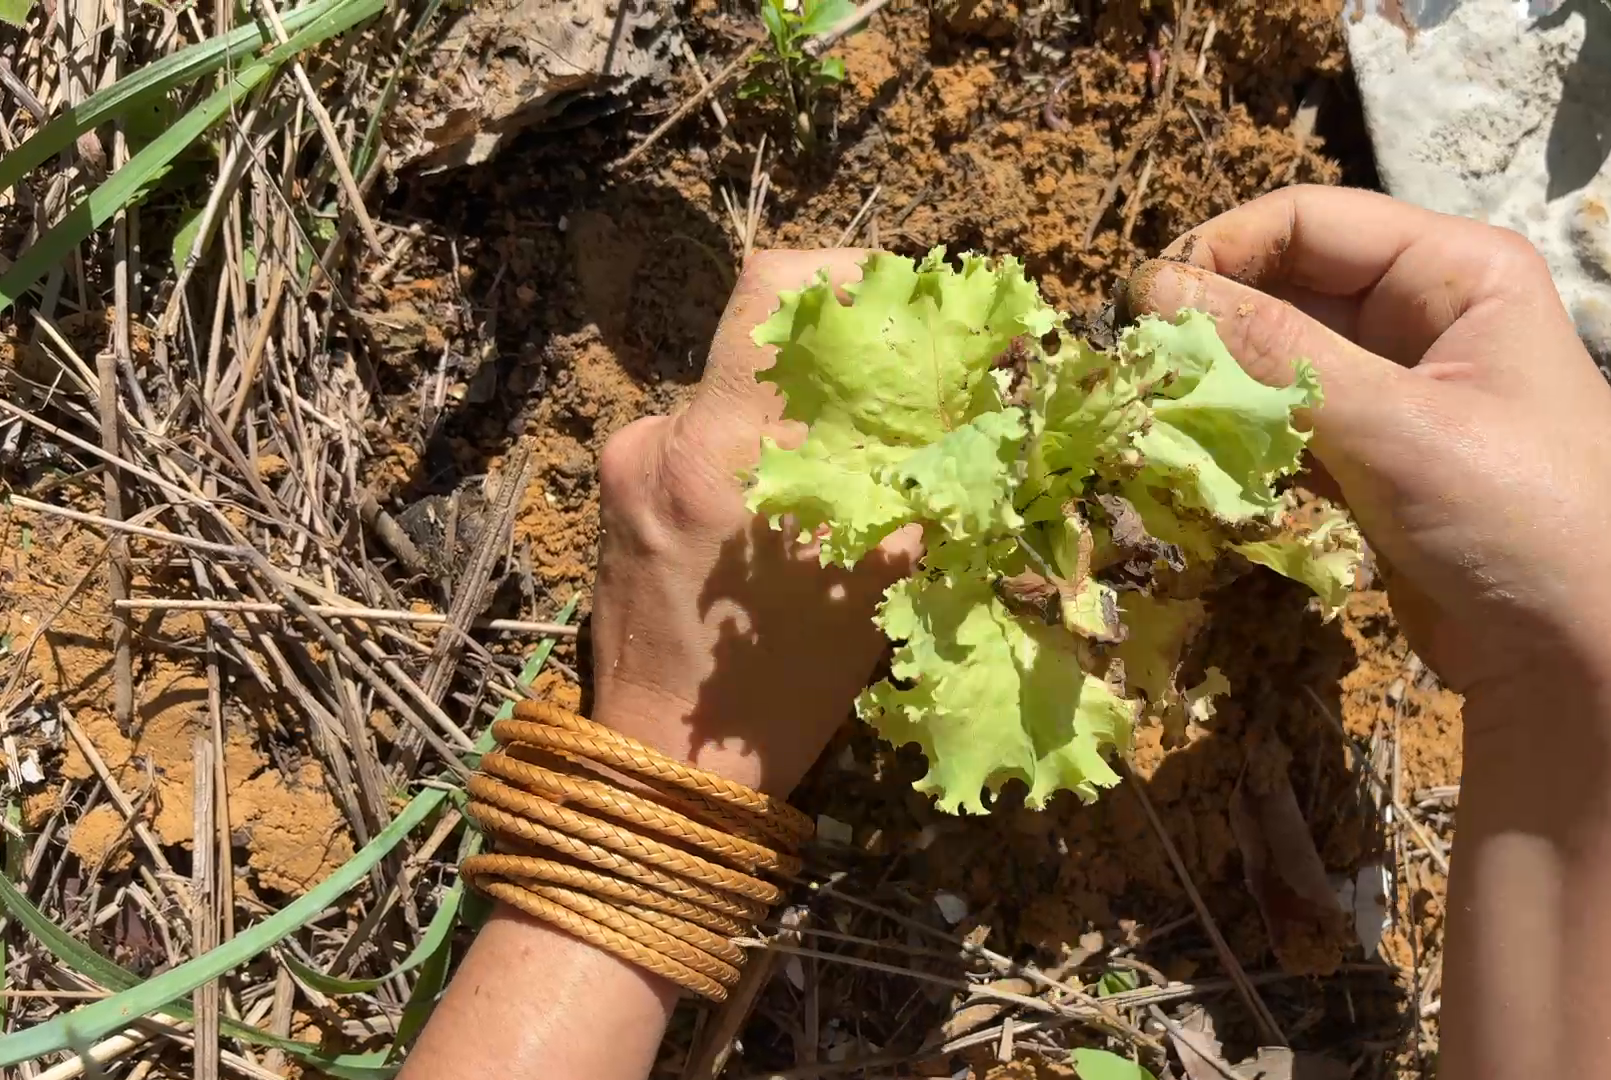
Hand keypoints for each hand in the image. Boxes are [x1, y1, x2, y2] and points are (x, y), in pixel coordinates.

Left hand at [588, 249, 915, 796]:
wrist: (663, 763)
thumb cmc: (780, 689)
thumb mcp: (872, 584)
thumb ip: (916, 491)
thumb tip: (972, 426)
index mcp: (721, 453)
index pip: (770, 293)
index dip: (841, 275)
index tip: (895, 303)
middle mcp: (658, 437)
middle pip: (759, 346)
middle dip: (832, 363)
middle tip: (886, 403)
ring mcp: (626, 461)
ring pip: (731, 398)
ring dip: (788, 417)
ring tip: (831, 477)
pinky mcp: (615, 490)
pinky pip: (699, 440)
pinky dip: (749, 452)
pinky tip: (776, 514)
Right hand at [1127, 186, 1610, 697]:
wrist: (1575, 659)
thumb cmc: (1514, 521)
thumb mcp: (1392, 425)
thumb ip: (1273, 353)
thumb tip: (1154, 290)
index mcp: (1451, 270)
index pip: (1306, 221)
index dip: (1218, 252)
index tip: (1142, 308)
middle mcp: (1417, 315)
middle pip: (1285, 288)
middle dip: (1211, 323)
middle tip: (1142, 369)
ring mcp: (1389, 387)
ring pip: (1276, 358)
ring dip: (1217, 383)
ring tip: (1161, 415)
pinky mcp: (1363, 451)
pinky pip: (1283, 418)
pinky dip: (1240, 432)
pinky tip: (1202, 455)